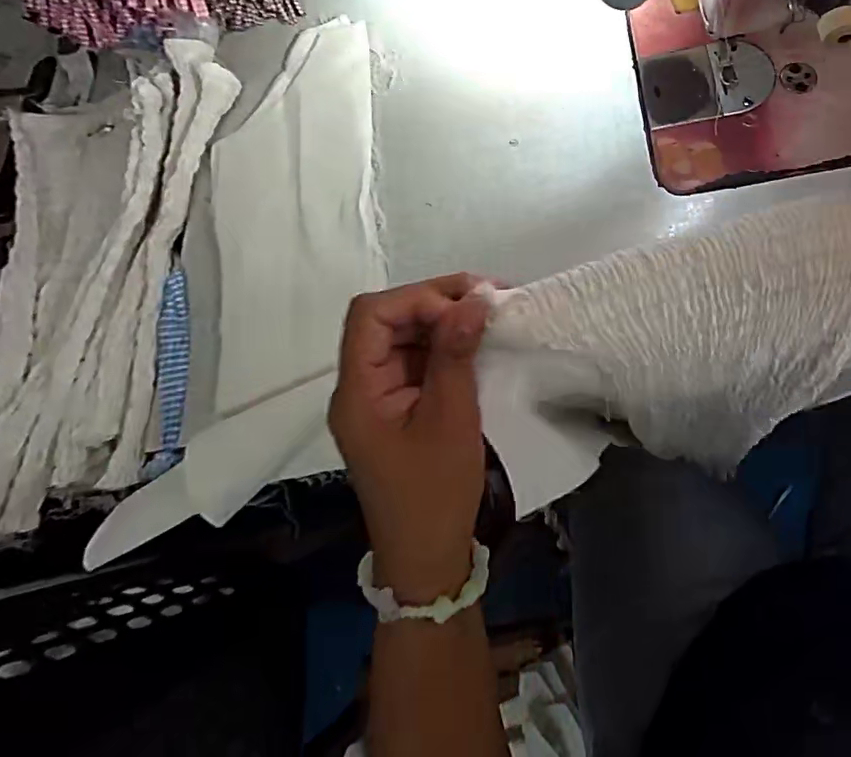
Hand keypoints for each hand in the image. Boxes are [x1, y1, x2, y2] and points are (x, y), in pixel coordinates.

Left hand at [329, 274, 492, 603]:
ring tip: (491, 312)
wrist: (428, 554)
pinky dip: (448, 343)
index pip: (371, 315)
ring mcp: (382, 395)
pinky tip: (479, 340)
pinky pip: (420, 358)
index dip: (418, 299)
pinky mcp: (401, 405)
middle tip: (490, 296)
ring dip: (446, 319)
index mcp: (359, 390)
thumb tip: (474, 300)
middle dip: (437, 301)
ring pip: (406, 335)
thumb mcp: (451, 418)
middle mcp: (362, 385)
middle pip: (387, 320)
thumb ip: (455, 354)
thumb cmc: (435, 490)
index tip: (467, 308)